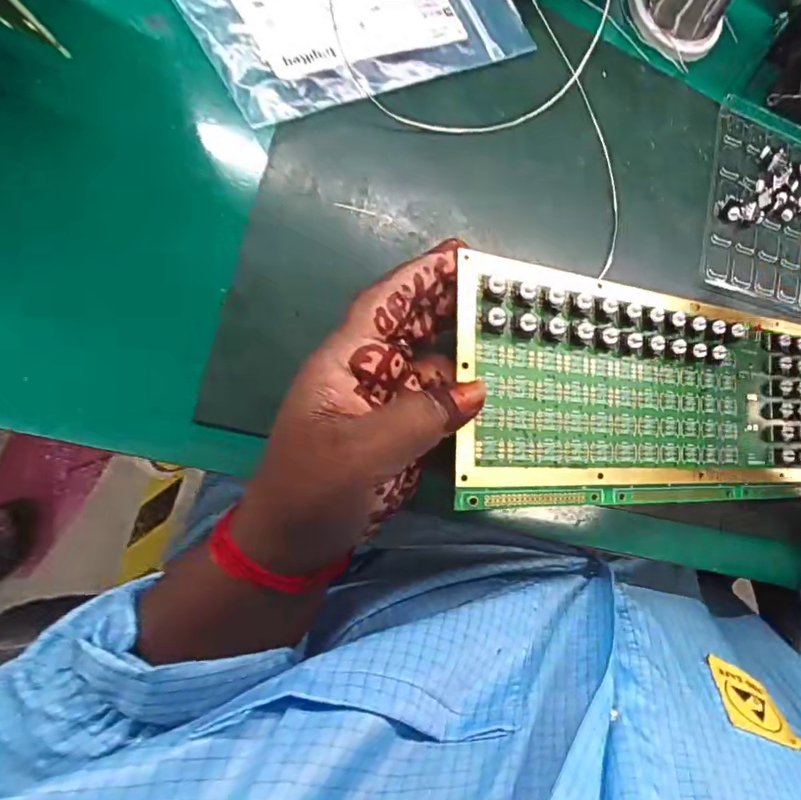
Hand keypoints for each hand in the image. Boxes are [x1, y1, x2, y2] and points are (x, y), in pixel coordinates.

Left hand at [233, 240, 485, 573]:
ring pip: (431, 370)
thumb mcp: (360, 453)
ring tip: (508, 344)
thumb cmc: (310, 492)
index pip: (384, 306)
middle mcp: (367, 378)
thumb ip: (419, 417)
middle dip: (450, 306)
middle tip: (498, 291)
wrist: (292, 547)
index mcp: (344, 364)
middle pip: (413, 330)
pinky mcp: (399, 440)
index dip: (419, 276)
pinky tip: (494, 400)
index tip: (459, 252)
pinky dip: (464, 404)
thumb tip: (477, 389)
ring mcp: (385, 410)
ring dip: (465, 358)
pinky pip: (438, 411)